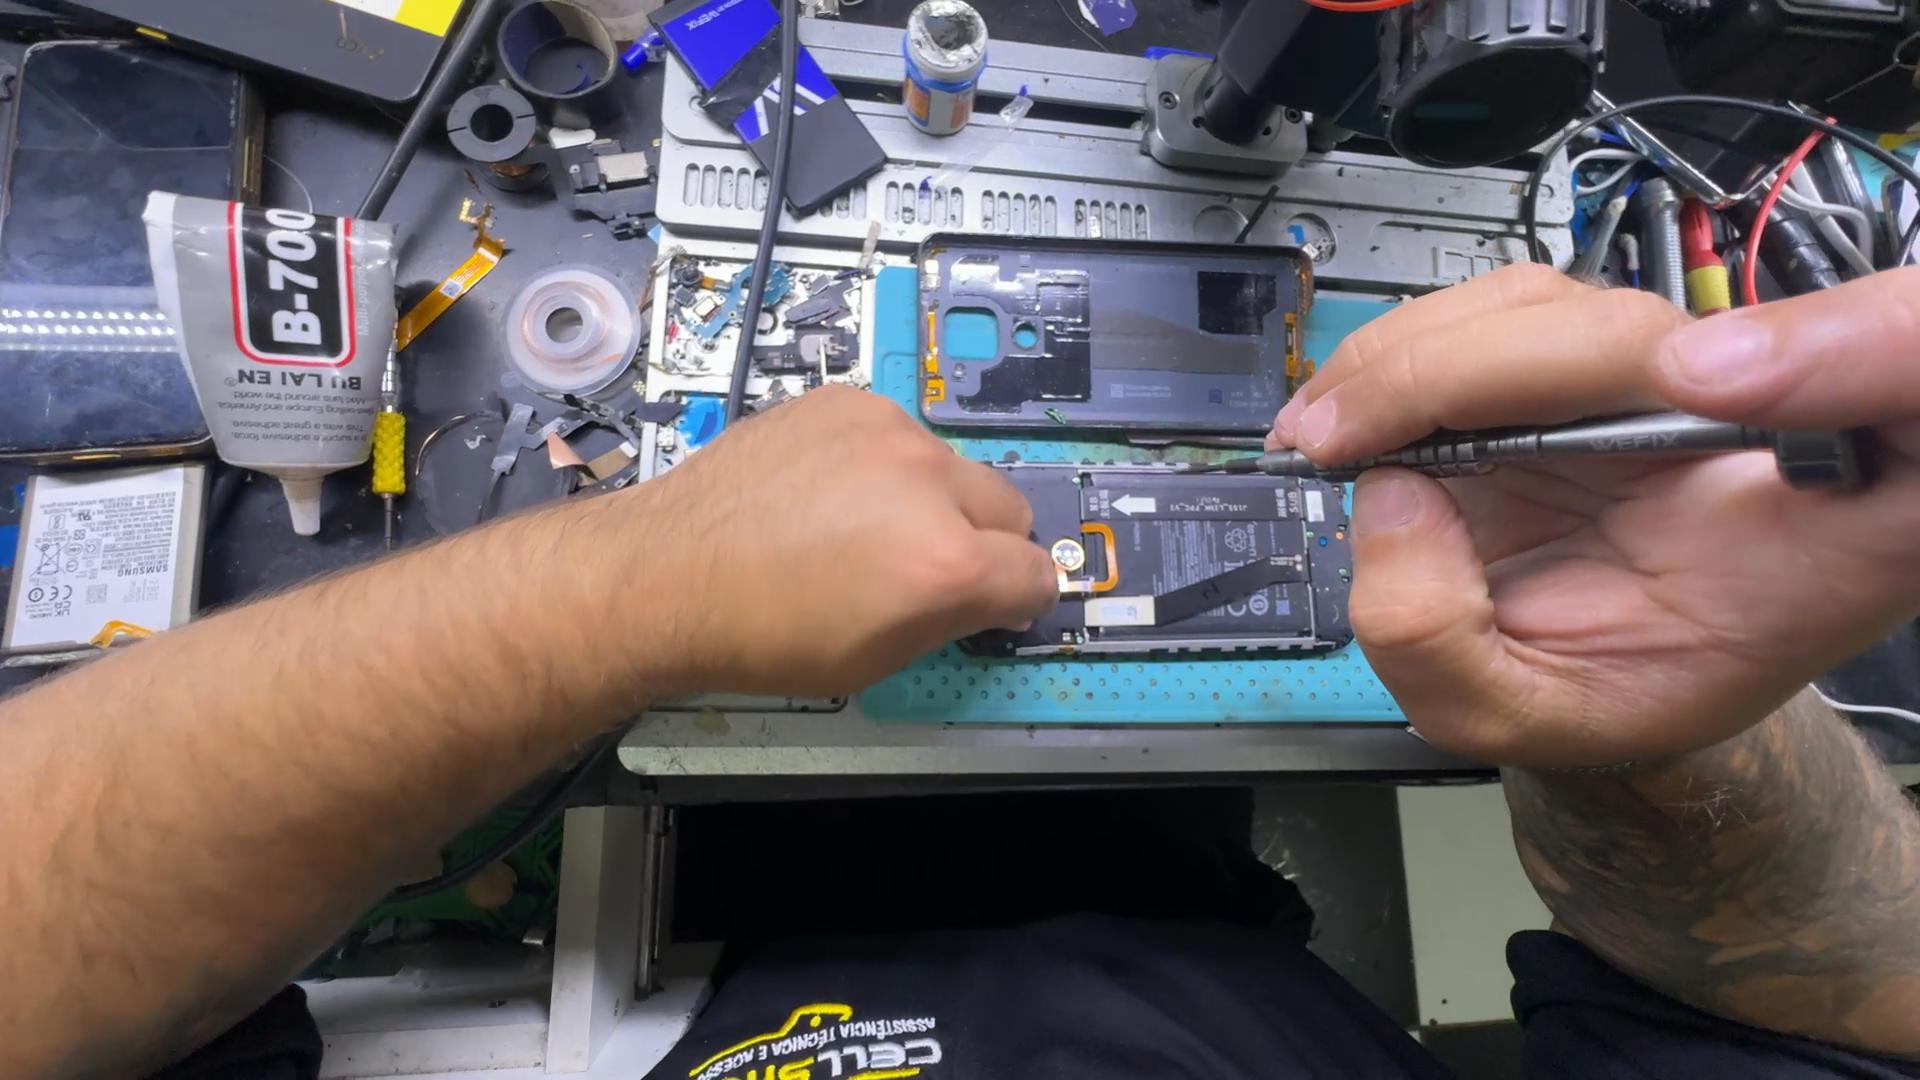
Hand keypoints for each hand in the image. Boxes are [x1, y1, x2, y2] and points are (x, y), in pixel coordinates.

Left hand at [622, 386, 1056, 696]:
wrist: (665, 573)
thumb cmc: (766, 634)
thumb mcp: (879, 658)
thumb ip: (954, 617)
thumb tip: (992, 591)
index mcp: (944, 561)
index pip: (1038, 571)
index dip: (1019, 595)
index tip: (995, 600)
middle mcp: (927, 481)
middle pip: (1012, 507)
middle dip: (987, 542)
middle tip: (929, 563)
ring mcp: (886, 430)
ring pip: (954, 468)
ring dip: (934, 497)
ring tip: (866, 522)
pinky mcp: (846, 401)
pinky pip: (899, 435)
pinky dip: (885, 463)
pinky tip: (833, 488)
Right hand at [1269, 265, 1919, 767]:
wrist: (1582, 660)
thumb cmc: (1578, 689)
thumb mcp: (1502, 718)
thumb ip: (1434, 637)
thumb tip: (1396, 489)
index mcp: (1814, 531)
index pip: (1919, 389)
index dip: (1870, 348)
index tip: (1706, 380)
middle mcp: (1744, 424)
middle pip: (1623, 332)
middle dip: (1449, 375)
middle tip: (1330, 441)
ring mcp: (1643, 382)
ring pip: (1529, 307)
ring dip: (1397, 360)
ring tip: (1316, 433)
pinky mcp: (1557, 369)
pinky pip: (1476, 321)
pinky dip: (1386, 357)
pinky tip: (1334, 411)